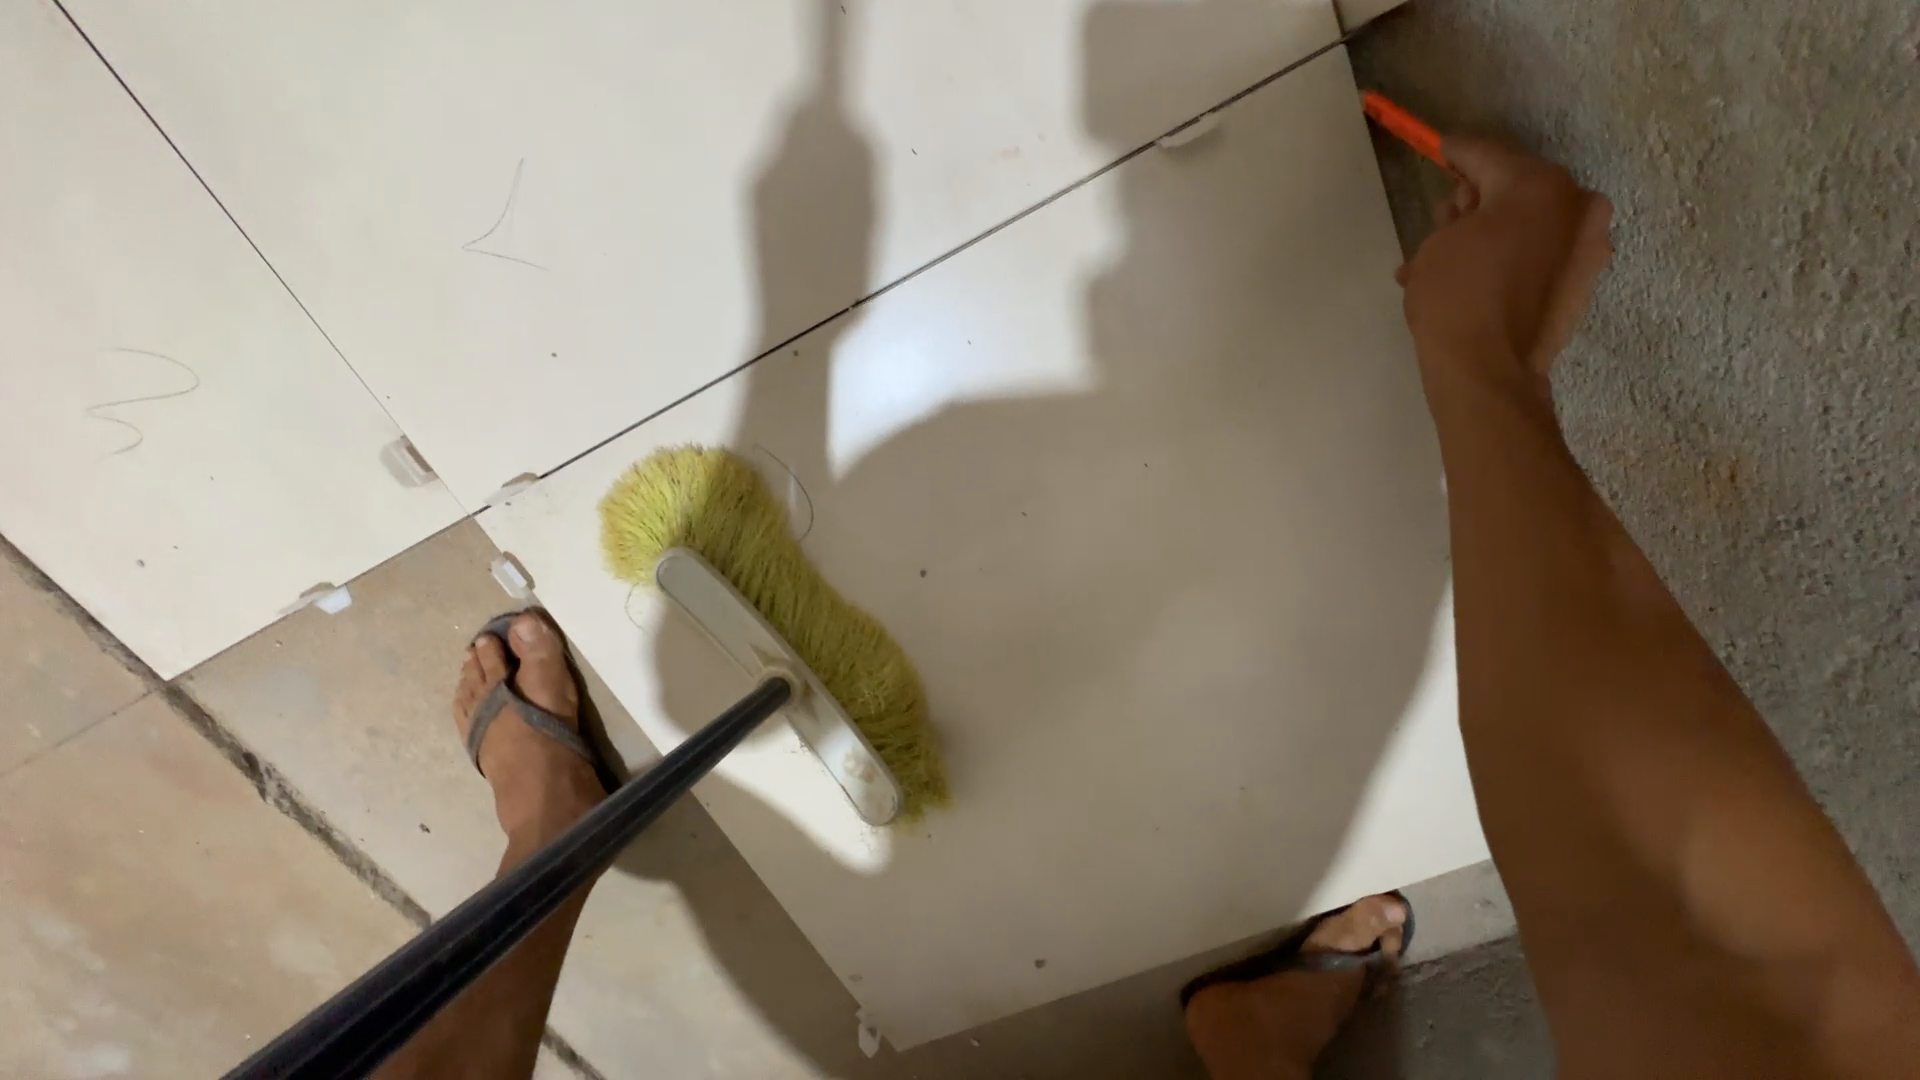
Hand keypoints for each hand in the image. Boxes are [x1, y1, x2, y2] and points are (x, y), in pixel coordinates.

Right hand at [1398, 137, 1612, 387]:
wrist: (1486, 369)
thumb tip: (1469, 210)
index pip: (1487, 156)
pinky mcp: (1585, 279)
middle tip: (1446, 218)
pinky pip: (1542, 256)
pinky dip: (1513, 260)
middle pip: (1518, 188)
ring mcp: (1589, 243)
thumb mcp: (1434, 247)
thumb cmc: (1453, 299)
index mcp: (1537, 185)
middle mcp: (1576, 204)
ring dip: (1495, 233)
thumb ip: (1455, 216)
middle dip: (1480, 199)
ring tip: (1453, 260)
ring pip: (1532, 224)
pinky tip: (1479, 281)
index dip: (1458, 152)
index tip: (1442, 146)